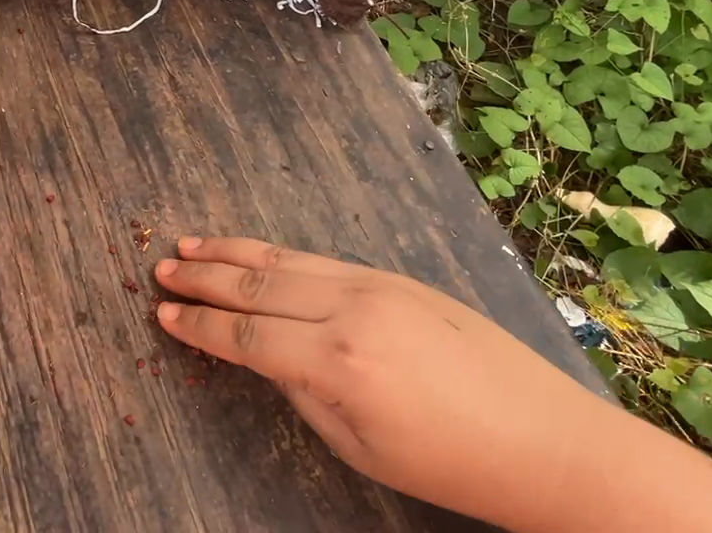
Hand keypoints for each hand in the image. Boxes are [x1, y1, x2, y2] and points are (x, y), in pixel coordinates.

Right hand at [153, 237, 616, 531]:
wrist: (550, 442)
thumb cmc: (451, 465)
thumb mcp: (360, 445)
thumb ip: (302, 390)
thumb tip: (268, 353)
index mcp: (336, 363)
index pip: (246, 336)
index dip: (200, 328)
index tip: (164, 315)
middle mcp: (348, 311)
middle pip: (256, 286)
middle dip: (203, 279)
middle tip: (162, 269)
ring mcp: (372, 285)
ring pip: (283, 260)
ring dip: (231, 252)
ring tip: (190, 246)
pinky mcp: (393, 277)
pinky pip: (318, 259)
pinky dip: (275, 253)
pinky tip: (253, 252)